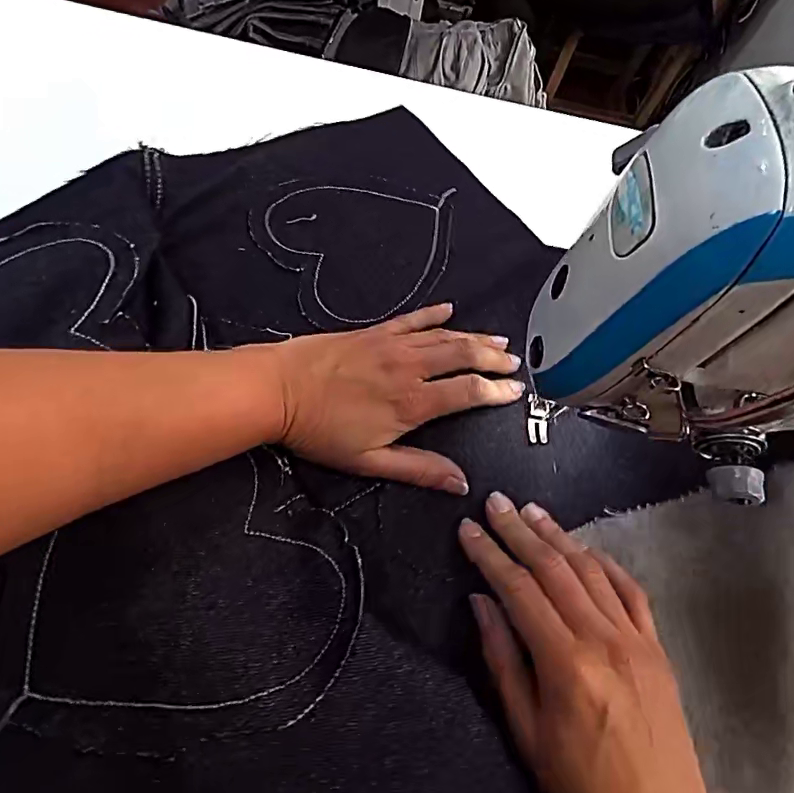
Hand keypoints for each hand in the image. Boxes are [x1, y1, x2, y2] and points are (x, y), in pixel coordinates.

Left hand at [253, 302, 522, 493]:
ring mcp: (394, 344)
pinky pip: (413, 319)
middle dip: (494, 359)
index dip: (497, 390)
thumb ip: (419, 469)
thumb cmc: (320, 430)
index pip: (469, 391)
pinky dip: (434, 314)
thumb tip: (459, 483)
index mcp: (413, 402)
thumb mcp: (369, 460)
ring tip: (498, 341)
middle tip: (514, 362)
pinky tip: (449, 310)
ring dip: (475, 338)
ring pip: (446, 336)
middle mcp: (411, 367)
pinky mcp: (376, 332)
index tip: (515, 391)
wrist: (278, 389)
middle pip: (465, 357)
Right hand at [459, 493, 719, 792]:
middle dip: (520, 530)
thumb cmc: (585, 792)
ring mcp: (635, 637)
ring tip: (533, 512)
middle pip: (554, 567)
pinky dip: (606, 562)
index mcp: (567, 664)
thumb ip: (504, 663)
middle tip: (498, 503)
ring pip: (591, 568)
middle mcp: (604, 639)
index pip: (519, 589)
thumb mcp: (528, 736)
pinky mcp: (656, 644)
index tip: (471, 531)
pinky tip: (587, 547)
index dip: (490, 555)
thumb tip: (483, 605)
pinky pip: (630, 589)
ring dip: (559, 535)